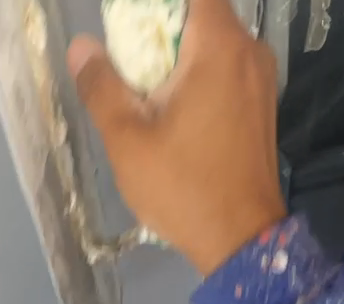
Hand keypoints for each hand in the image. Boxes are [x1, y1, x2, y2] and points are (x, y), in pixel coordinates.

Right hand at [69, 0, 287, 274]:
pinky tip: (178, 118)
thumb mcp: (128, 141)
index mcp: (219, 44)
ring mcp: (261, 80)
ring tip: (150, 98)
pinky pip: (227, 74)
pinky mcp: (262, 109)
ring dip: (181, 60)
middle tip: (131, 69)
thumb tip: (81, 48)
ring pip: (215, 46)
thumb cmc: (184, 188)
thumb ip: (102, 88)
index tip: (129, 27)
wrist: (241, 240)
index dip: (154, 5)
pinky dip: (201, 81)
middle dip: (162, 34)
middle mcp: (249, 50)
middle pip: (201, 15)